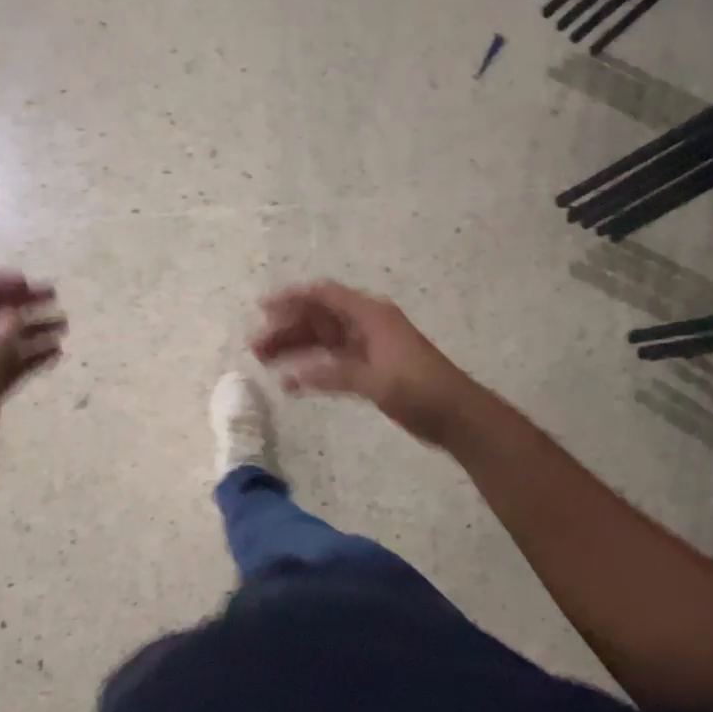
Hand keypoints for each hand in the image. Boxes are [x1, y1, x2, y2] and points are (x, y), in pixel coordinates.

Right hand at [250, 281, 480, 447]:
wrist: (457, 415)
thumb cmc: (419, 389)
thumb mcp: (375, 379)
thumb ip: (334, 373)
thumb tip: (294, 375)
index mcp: (371, 316)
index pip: (324, 296)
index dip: (292, 299)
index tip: (262, 309)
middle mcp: (367, 325)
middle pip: (319, 319)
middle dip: (287, 329)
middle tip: (255, 347)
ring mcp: (369, 348)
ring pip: (324, 341)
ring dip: (296, 348)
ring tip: (265, 363)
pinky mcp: (371, 370)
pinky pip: (334, 363)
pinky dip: (313, 369)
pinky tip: (292, 383)